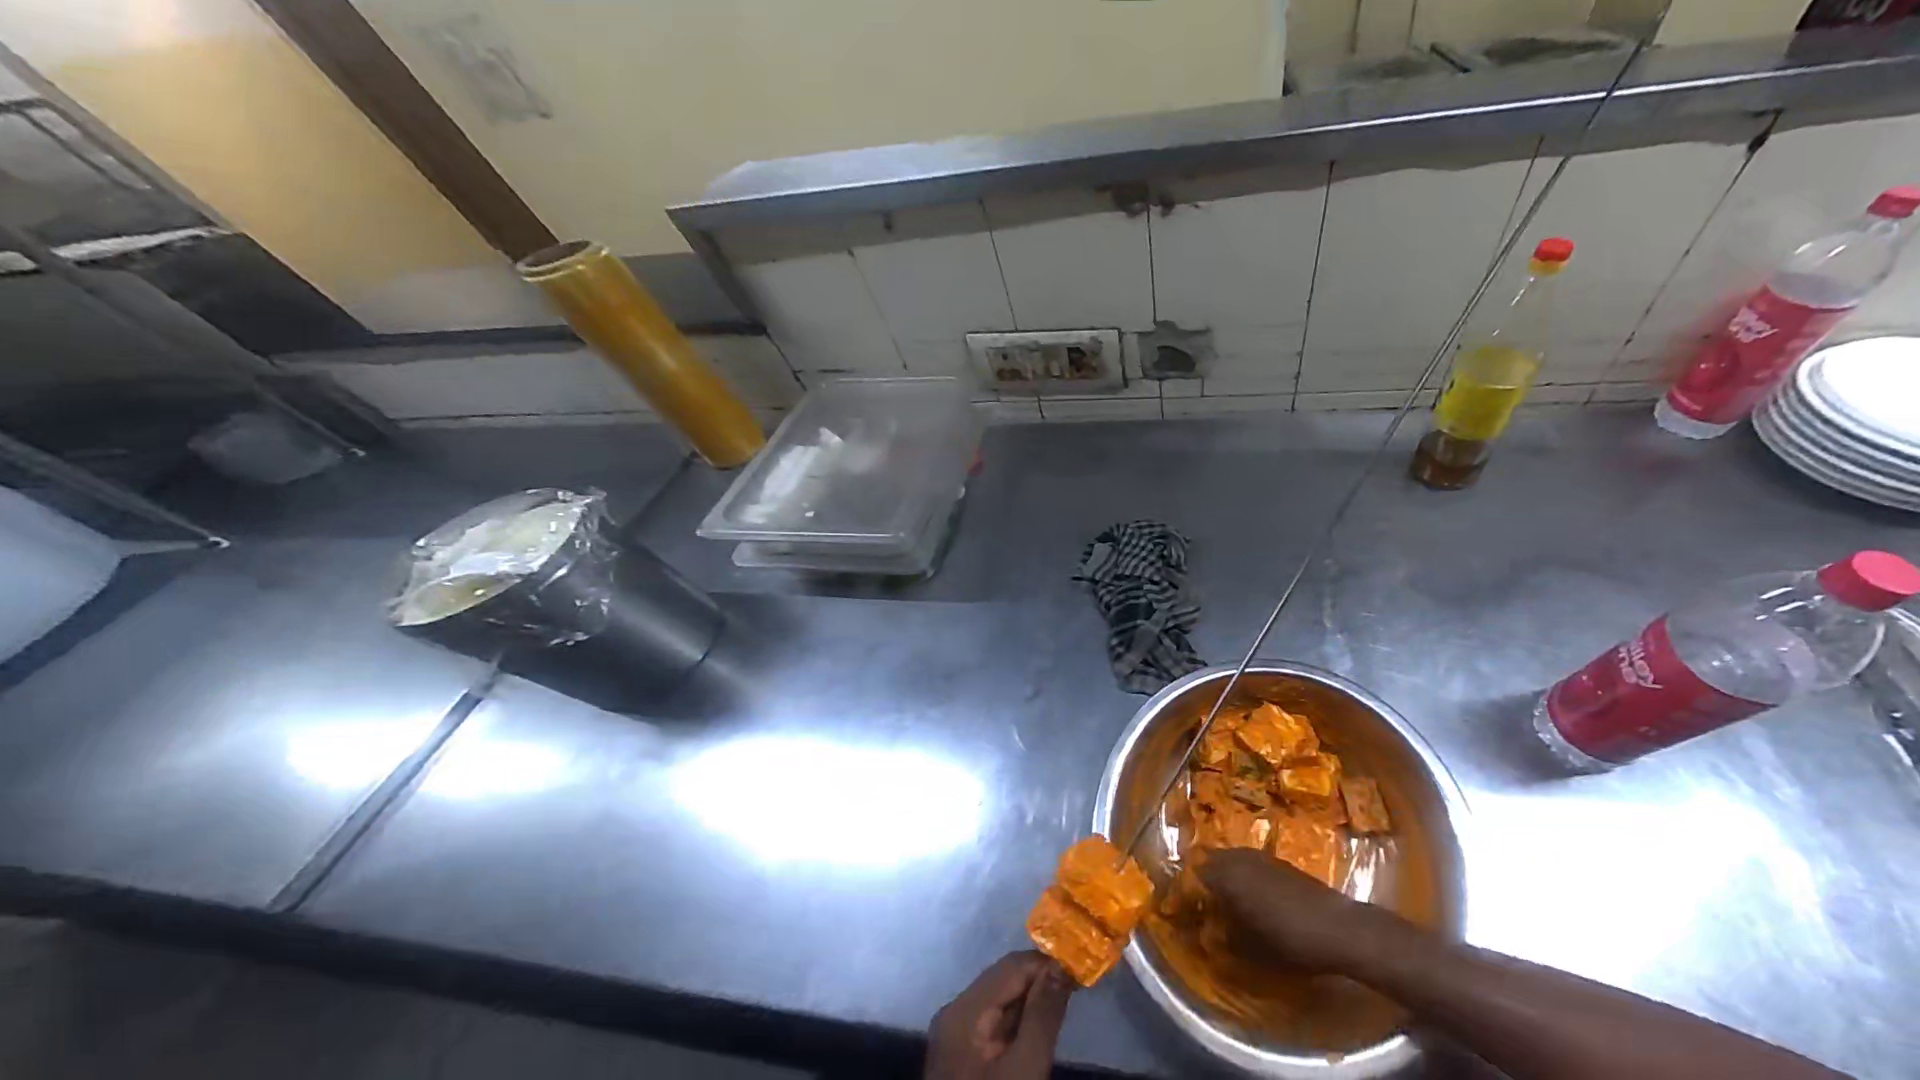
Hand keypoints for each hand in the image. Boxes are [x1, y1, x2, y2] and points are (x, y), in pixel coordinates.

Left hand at [925, 951, 1074, 1079]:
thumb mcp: (1025, 1067)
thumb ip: (1043, 1015)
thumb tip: (1061, 967)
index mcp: (965, 1009)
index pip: (1012, 967)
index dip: (1046, 964)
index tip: (1081, 970)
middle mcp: (955, 1011)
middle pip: (1003, 980)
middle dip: (1040, 979)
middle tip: (1079, 986)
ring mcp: (956, 1032)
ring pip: (999, 999)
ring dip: (1032, 998)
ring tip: (1066, 1001)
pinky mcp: (962, 1052)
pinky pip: (993, 1021)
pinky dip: (1019, 1018)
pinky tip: (1041, 1025)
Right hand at [1200, 848, 1397, 972]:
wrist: (1339, 929)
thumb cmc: (1287, 939)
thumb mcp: (1250, 948)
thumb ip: (1225, 935)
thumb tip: (1211, 930)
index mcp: (1224, 876)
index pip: (1194, 874)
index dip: (1188, 888)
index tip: (1187, 903)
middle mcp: (1239, 859)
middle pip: (1212, 859)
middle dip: (1206, 875)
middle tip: (1205, 897)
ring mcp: (1262, 858)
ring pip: (1233, 858)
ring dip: (1227, 872)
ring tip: (1228, 894)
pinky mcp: (1282, 863)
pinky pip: (1253, 863)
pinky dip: (1247, 874)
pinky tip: (1254, 894)